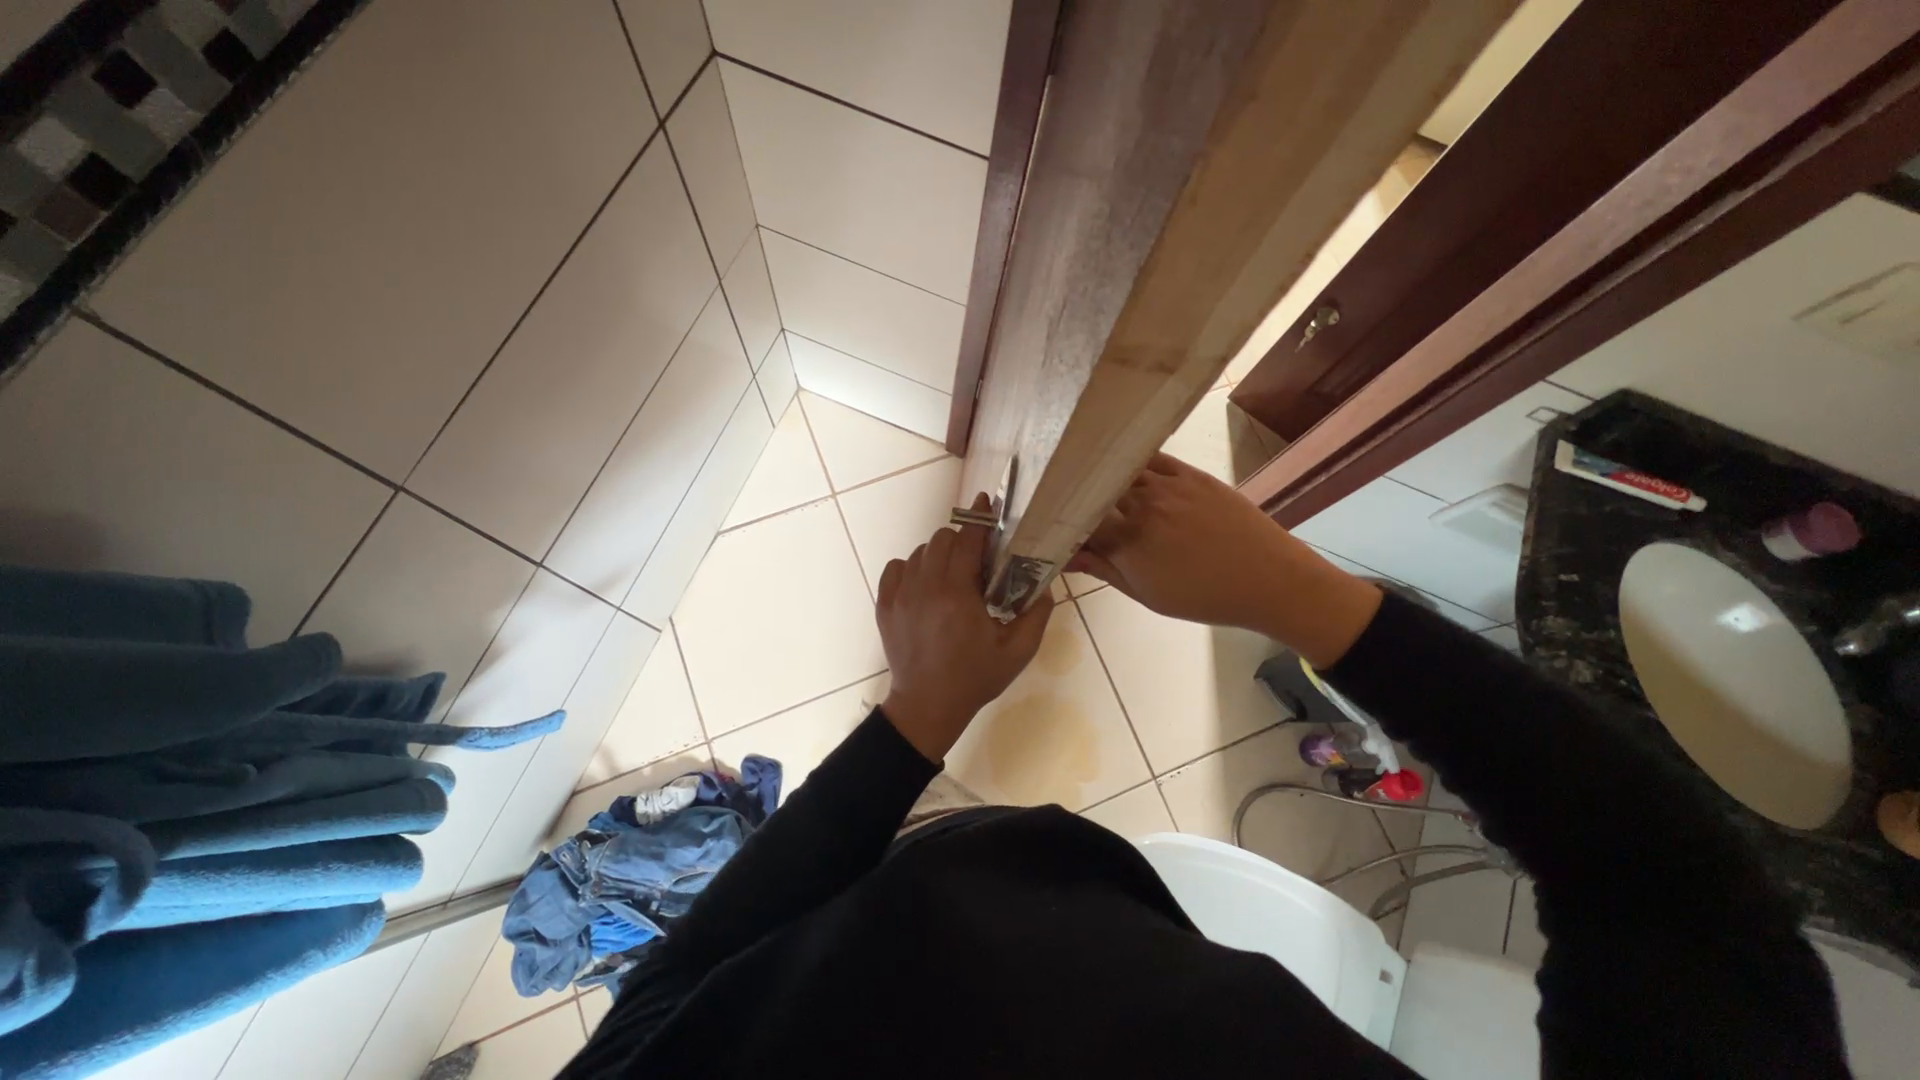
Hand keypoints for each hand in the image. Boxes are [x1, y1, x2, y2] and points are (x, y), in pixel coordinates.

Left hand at [877, 495, 1053, 761]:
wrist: (928, 706)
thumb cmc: (975, 678)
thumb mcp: (1018, 651)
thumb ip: (1036, 613)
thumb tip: (1044, 583)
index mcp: (957, 594)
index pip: (967, 541)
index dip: (979, 519)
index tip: (987, 503)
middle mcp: (925, 587)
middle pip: (941, 539)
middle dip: (961, 541)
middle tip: (977, 561)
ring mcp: (900, 596)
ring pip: (919, 553)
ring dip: (938, 556)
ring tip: (953, 577)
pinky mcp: (885, 606)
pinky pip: (896, 568)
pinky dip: (912, 568)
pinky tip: (926, 585)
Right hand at [1065, 453, 1380, 667]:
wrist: (1270, 579)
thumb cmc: (1206, 597)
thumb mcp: (1149, 595)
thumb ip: (1105, 570)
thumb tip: (1065, 557)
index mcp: (1127, 545)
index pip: (1077, 522)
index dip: (1058, 519)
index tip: (1046, 519)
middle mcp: (1141, 508)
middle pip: (1092, 490)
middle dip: (1073, 492)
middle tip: (1058, 492)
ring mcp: (1166, 486)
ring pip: (1117, 470)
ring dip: (1099, 472)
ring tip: (1082, 470)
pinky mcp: (1189, 473)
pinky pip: (1149, 457)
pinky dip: (1129, 459)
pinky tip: (1118, 458)